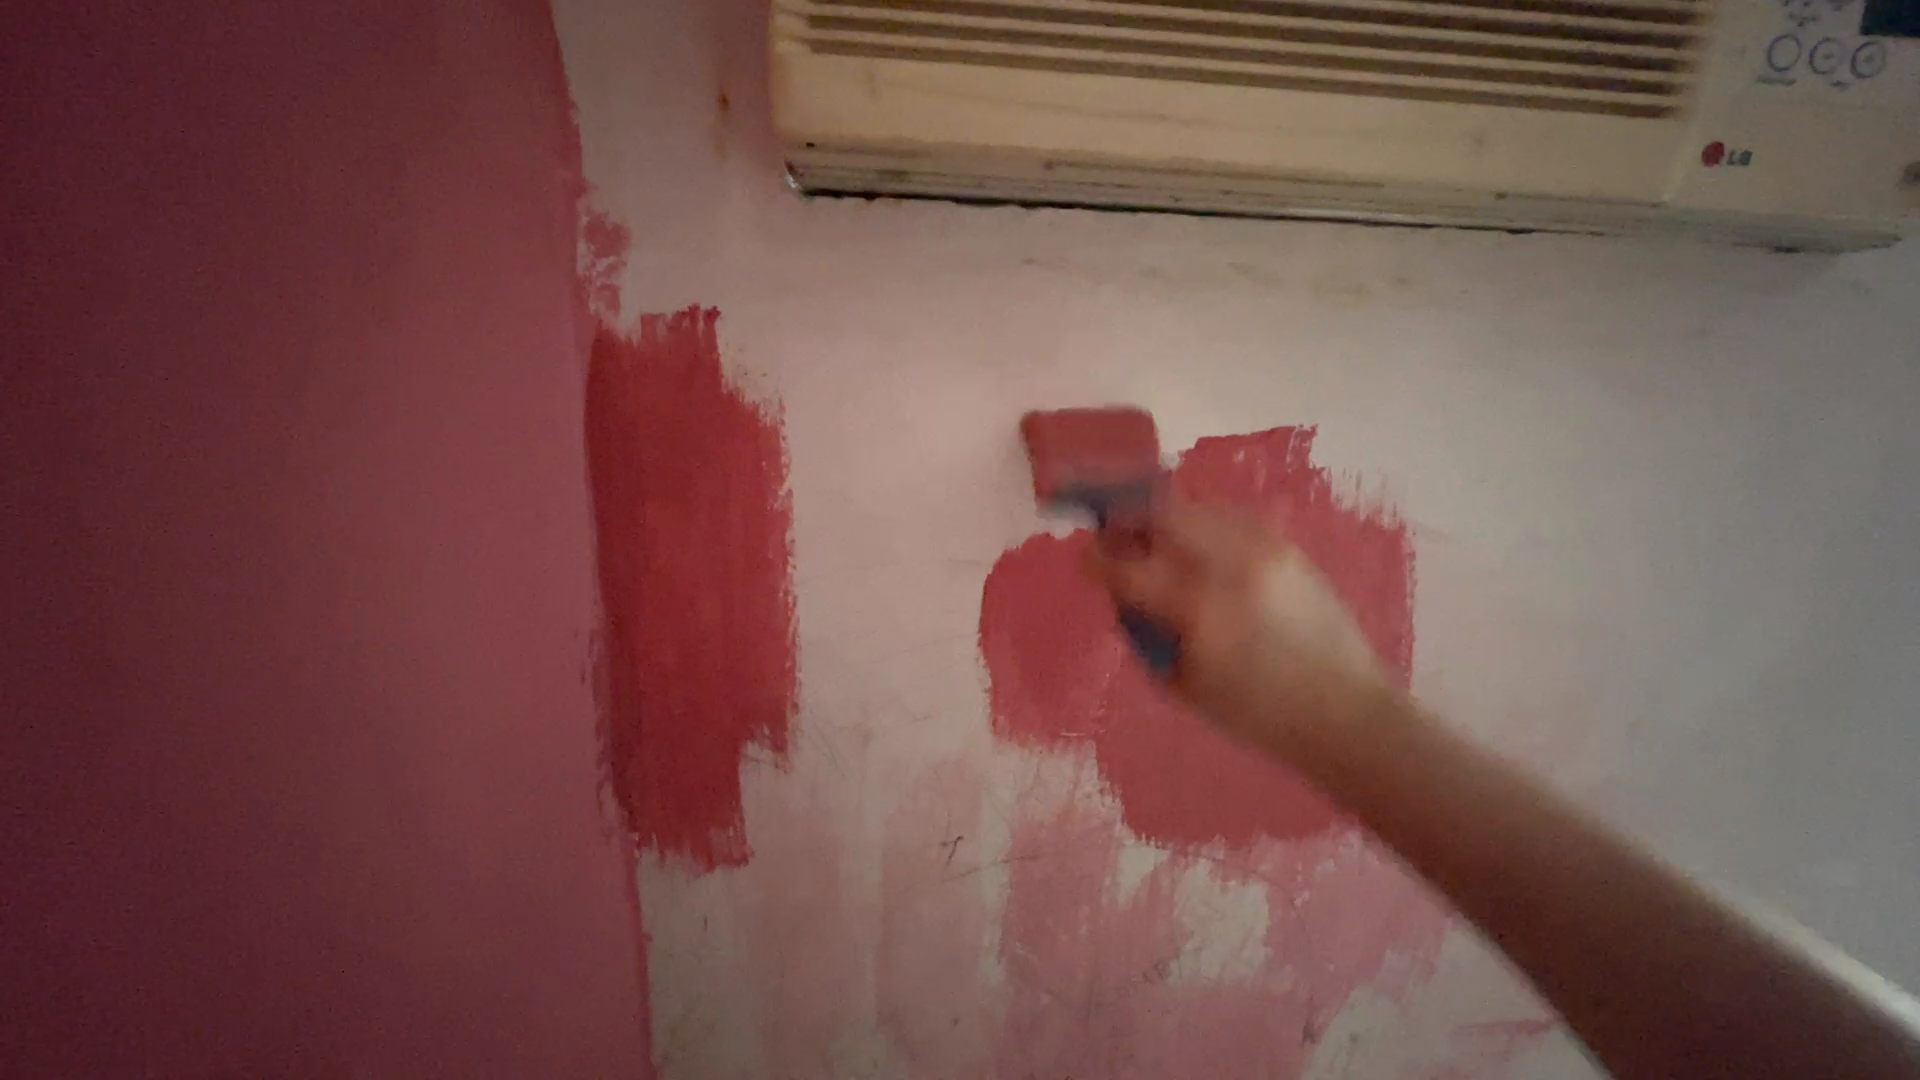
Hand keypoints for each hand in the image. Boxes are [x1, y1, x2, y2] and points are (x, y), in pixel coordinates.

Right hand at [1083, 500, 1400, 756]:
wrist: (1347, 712)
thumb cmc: (1256, 715)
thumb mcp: (1180, 684)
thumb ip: (1144, 631)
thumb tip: (1122, 592)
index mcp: (1200, 610)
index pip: (1129, 567)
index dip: (1097, 558)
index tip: (1084, 556)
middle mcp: (1231, 565)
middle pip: (1161, 514)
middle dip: (1128, 518)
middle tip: (1114, 534)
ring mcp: (1264, 549)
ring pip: (1195, 507)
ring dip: (1164, 519)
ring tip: (1154, 539)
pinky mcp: (1286, 546)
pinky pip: (1228, 518)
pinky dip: (1201, 525)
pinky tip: (1196, 546)